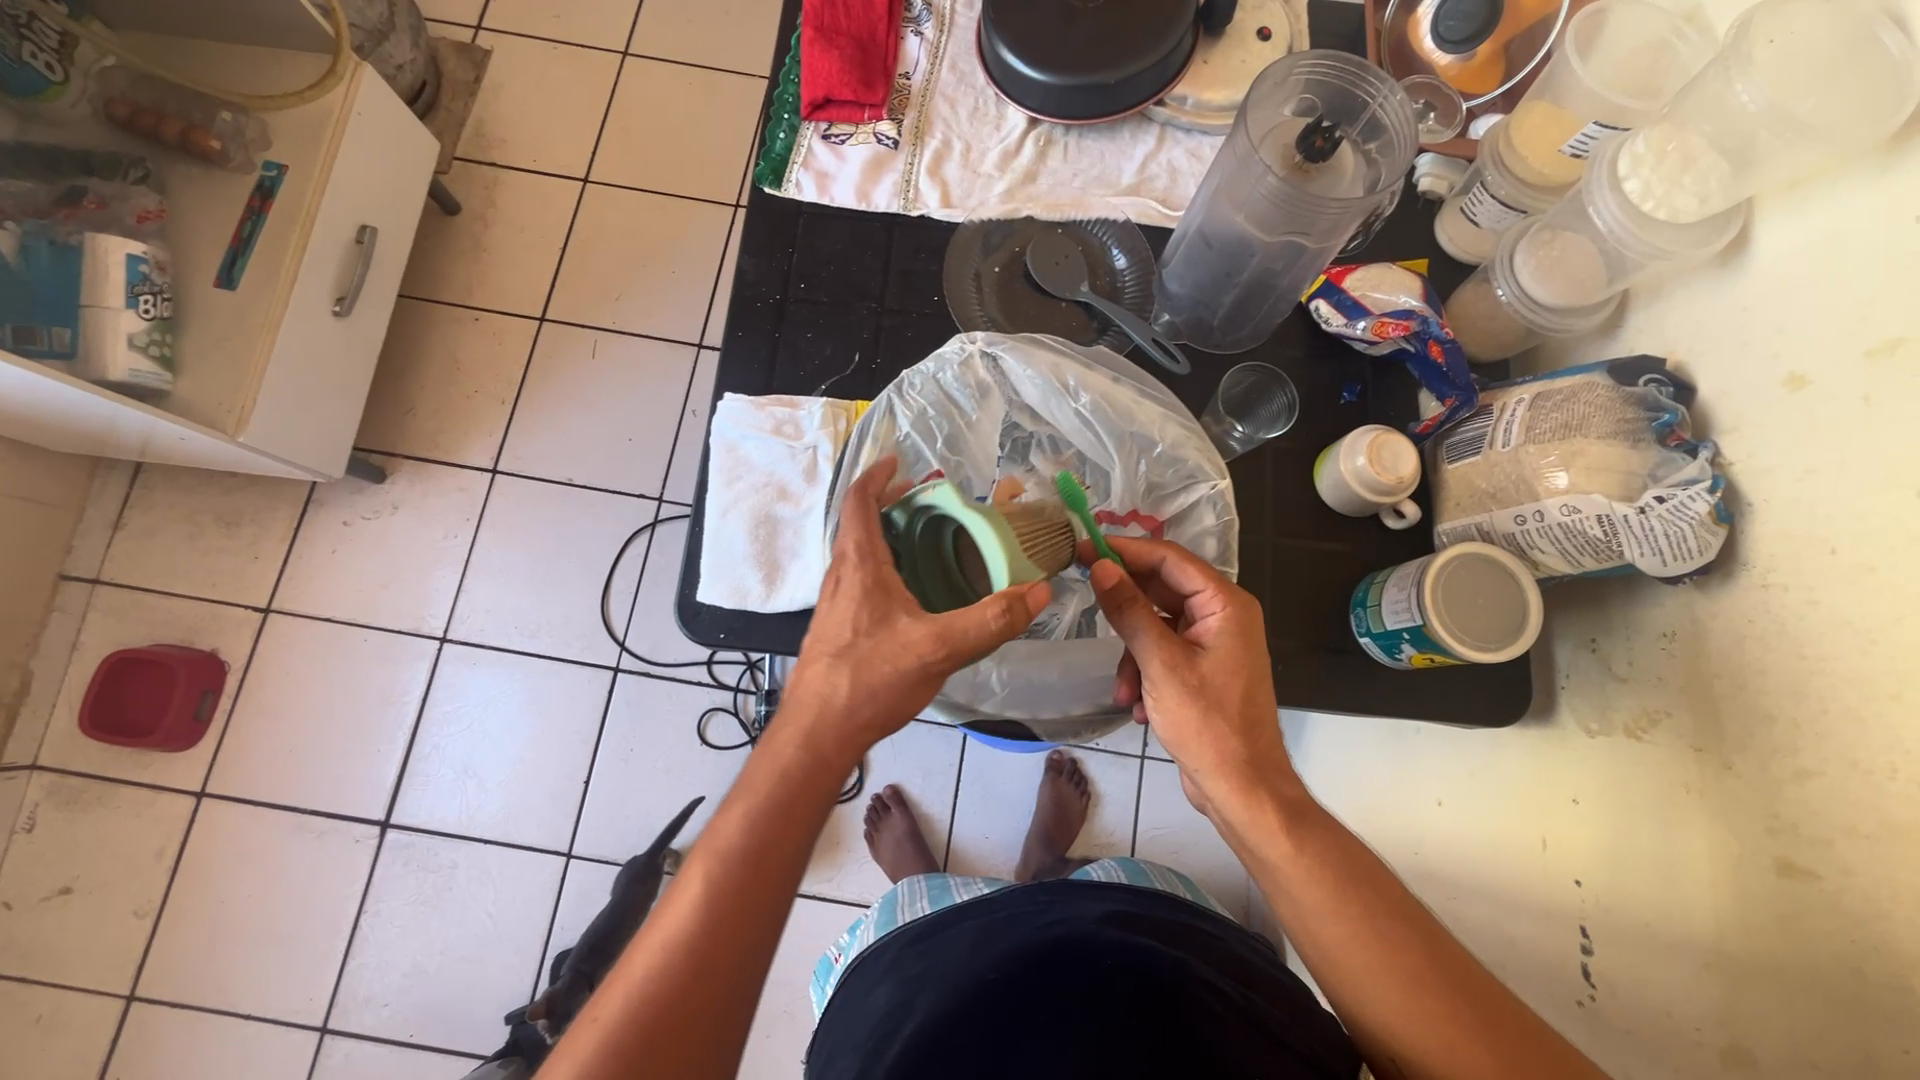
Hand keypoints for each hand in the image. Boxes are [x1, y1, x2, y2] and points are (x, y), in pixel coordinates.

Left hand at [782, 458, 1052, 763]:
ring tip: (925, 543)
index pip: (859, 502)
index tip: (899, 462)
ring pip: (858, 556)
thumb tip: (1038, 592)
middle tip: (928, 502)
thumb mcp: (940, 648)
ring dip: (886, 539)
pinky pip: (860, 583)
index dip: (877, 476)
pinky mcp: (837, 630)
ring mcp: (834, 605)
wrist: (817, 734)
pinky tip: (911, 598)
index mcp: (859, 566)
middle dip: (890, 506)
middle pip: (858, 525)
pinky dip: (884, 570)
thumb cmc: (870, 680)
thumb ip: (992, 620)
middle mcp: (840, 577)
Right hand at [1085, 536, 1295, 815]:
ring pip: (1155, 626)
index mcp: (1224, 604)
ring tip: (1123, 691)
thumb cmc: (1207, 723)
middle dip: (1125, 610)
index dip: (1125, 550)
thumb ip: (1129, 611)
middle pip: (1161, 591)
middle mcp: (1222, 616)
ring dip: (1131, 655)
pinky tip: (1136, 706)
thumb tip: (1101, 567)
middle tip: (1084, 599)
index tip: (1083, 547)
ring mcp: (1213, 644)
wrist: (1241, 787)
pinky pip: (1162, 654)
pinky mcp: (1202, 670)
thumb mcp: (1160, 663)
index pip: (1169, 558)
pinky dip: (1144, 675)